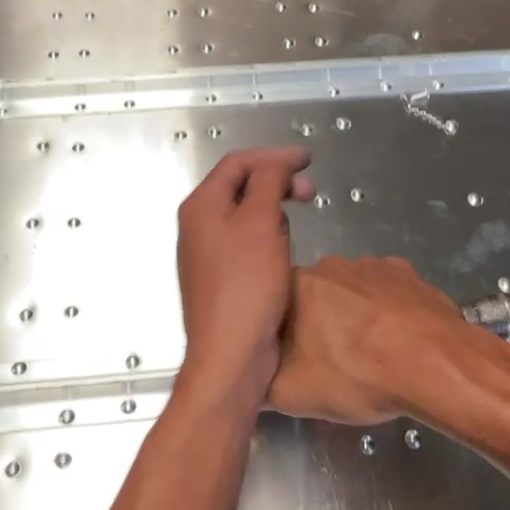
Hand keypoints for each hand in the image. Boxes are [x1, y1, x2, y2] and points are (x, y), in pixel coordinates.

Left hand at [175, 147, 315, 400]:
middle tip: (310, 193)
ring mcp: (209, 254)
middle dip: (277, 183)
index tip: (308, 160)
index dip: (274, 156)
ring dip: (275, 211)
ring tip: (296, 224)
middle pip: (241, 187)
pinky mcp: (223, 279)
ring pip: (246, 217)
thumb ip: (269, 182)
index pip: (237, 163)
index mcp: (201, 206)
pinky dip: (270, 238)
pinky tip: (285, 252)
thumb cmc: (246, 284)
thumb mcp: (261, 222)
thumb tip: (275, 163)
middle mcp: (199, 226)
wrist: (231, 354)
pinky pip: (248, 244)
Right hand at [268, 255, 465, 424]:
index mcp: (296, 285)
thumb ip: (260, 384)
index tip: (289, 357)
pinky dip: (386, 312)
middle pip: (312, 296)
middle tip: (327, 361)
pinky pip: (385, 292)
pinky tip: (397, 340)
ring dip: (352, 317)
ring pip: (350, 293)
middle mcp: (330, 265)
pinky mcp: (407, 273)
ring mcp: (372, 265)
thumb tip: (249, 379)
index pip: (272, 303)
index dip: (279, 332)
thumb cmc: (357, 375)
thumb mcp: (292, 395)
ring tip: (368, 355)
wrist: (435, 364)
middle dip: (315, 324)